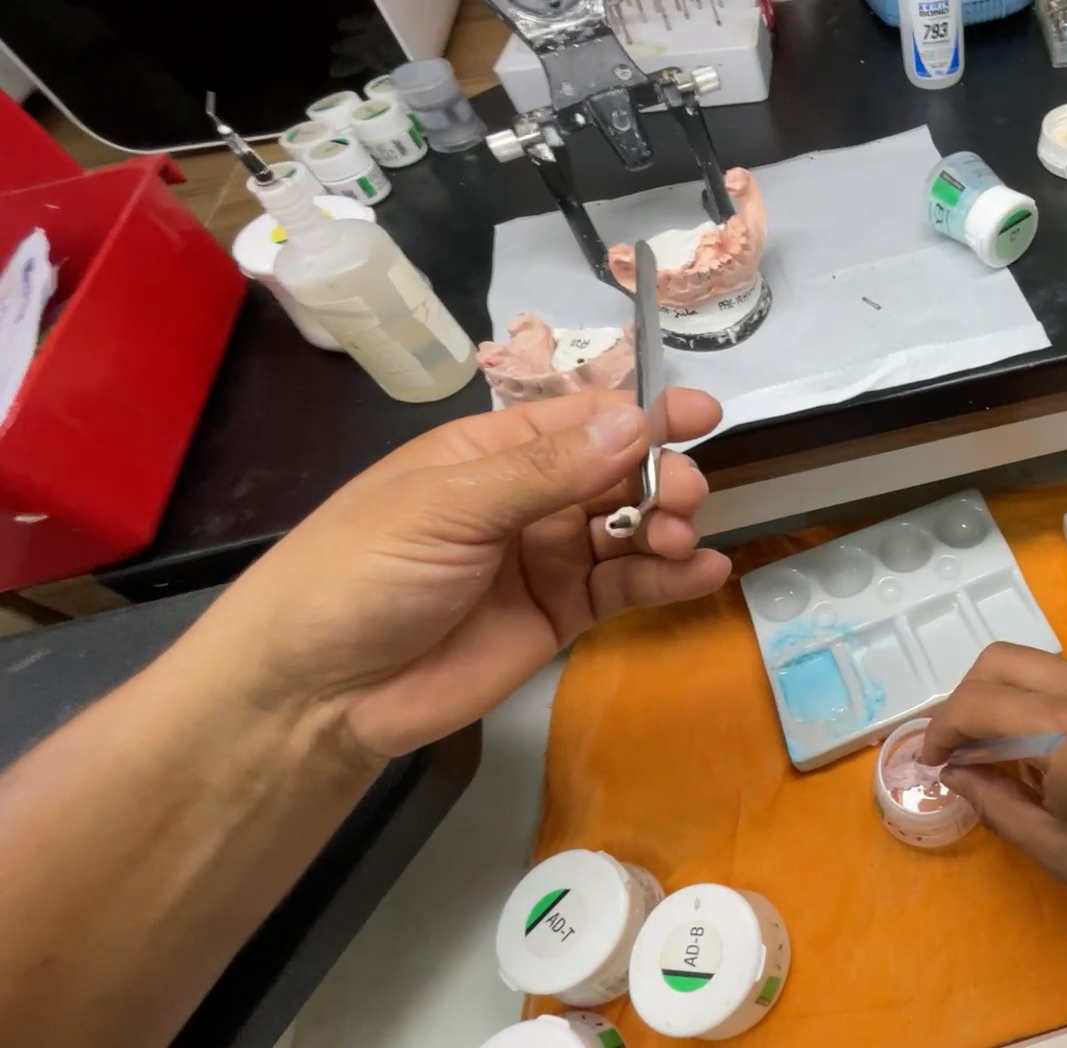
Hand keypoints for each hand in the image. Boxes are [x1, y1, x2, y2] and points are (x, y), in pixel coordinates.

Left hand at [183, 389, 731, 758]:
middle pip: (623, 474)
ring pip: (635, 529)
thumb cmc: (360, 575)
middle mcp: (535, 499)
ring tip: (682, 541)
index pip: (587, 420)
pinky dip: (672, 579)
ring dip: (670, 528)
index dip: (646, 414)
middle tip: (683, 498)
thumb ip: (546, 470)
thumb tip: (638, 424)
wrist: (315, 698)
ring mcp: (555, 556)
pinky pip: (630, 586)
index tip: (703, 414)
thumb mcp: (448, 508)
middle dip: (663, 479)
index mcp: (498, 453)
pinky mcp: (570, 611)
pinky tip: (705, 574)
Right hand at [922, 644, 1066, 947]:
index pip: (978, 704)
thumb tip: (954, 771)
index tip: (931, 761)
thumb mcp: (1056, 850)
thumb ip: (993, 802)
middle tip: (960, 748)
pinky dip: (1041, 697)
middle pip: (1000, 660)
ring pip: (1035, 662)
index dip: (942, 729)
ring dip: (1004, 694)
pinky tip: (1049, 745)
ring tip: (1002, 750)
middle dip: (966, 698)